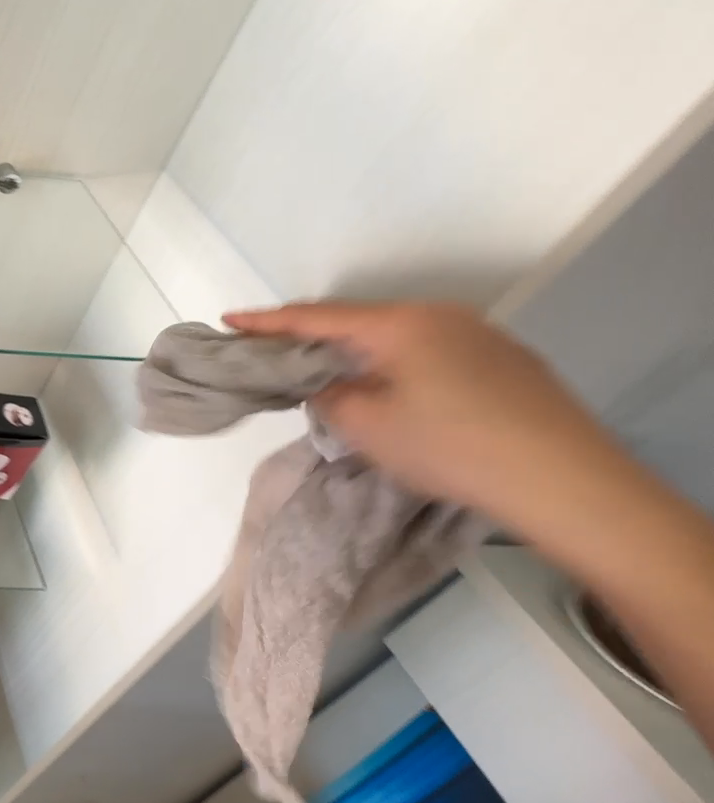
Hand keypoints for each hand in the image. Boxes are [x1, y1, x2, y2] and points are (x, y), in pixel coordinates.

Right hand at [223, 300, 625, 515]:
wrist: (573, 486)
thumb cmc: (451, 448)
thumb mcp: (364, 425)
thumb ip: (327, 394)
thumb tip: (326, 383)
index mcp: (400, 323)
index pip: (315, 317)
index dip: (267, 322)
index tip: (229, 320)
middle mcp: (442, 316)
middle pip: (359, 322)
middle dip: (315, 337)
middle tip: (278, 355)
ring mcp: (484, 337)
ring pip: (399, 338)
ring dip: (360, 354)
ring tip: (335, 377)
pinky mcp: (512, 364)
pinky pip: (435, 354)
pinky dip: (401, 366)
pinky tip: (402, 395)